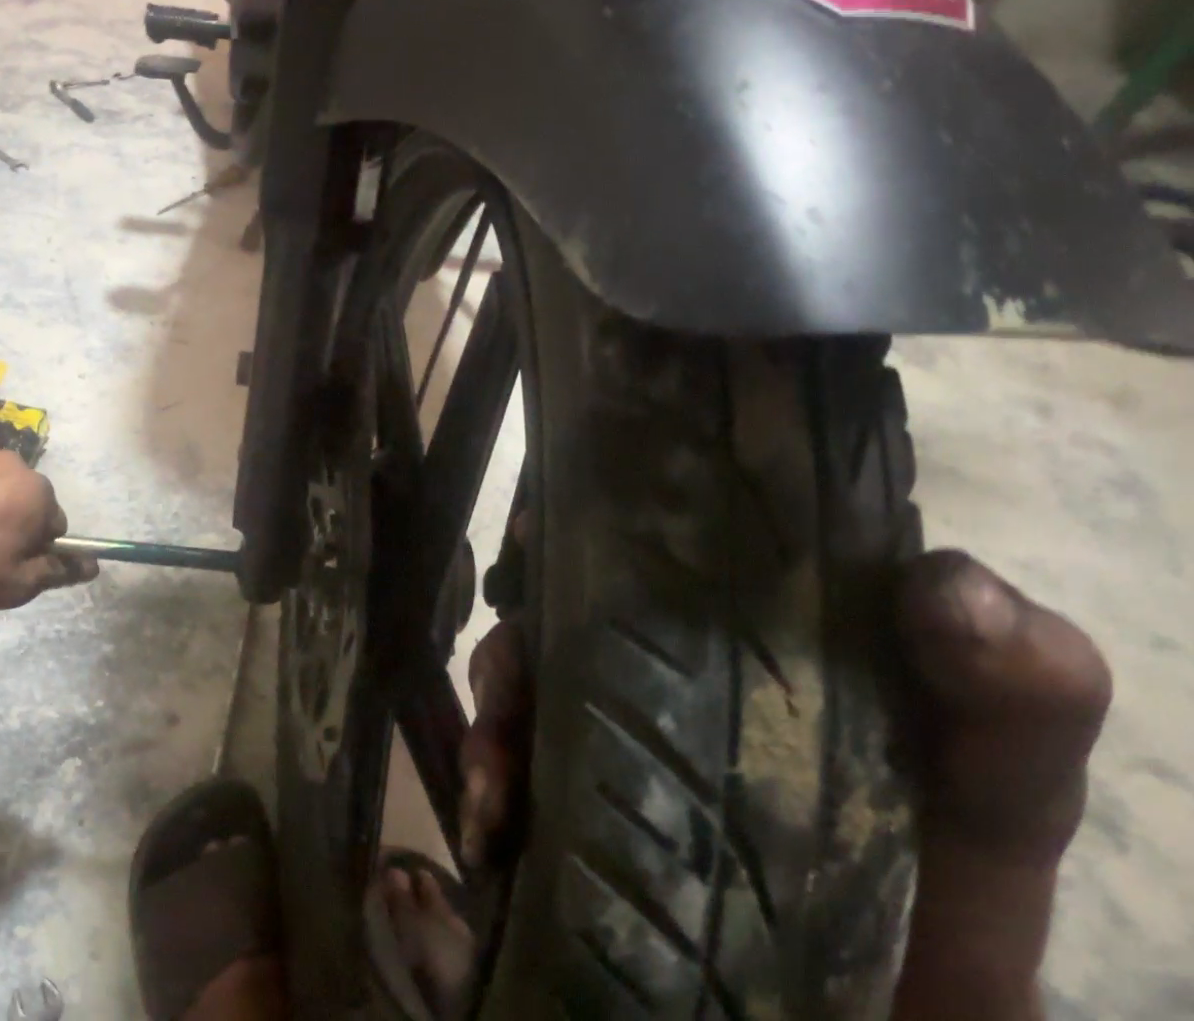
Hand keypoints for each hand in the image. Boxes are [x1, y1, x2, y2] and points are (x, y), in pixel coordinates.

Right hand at [453, 547, 1111, 869]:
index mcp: (732, 636)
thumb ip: (1017, 695)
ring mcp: (604, 747)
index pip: (645, 557)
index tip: (542, 526)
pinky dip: (482, 796)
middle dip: (514, 646)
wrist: (891, 1011)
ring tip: (496, 788)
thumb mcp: (1001, 786)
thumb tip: (938, 582)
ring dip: (490, 729)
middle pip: (552, 627)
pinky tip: (489, 830)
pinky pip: (504, 786)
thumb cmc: (949, 882)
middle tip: (509, 684)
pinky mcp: (573, 815)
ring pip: (514, 701)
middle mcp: (652, 676)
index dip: (580, 528)